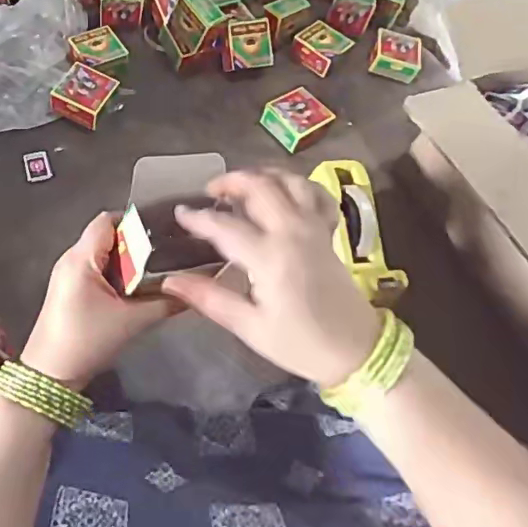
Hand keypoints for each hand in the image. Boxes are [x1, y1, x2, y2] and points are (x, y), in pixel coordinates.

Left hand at [21, 212, 178, 389]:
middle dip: (134, 243)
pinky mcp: (68, 289)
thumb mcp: (131, 322)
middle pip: (106, 235)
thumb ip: (164, 302)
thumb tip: (193, 291)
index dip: (134, 221)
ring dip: (125, 261)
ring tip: (153, 272)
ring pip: (102, 253)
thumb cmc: (87, 341)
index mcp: (81, 258)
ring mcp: (67, 274)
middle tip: (164, 256)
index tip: (161, 234)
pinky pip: (95, 268)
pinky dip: (114, 273)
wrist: (50, 375)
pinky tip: (132, 289)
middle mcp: (71, 259)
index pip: (107, 220)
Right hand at [161, 169, 380, 387]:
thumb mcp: (250, 326)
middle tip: (209, 192)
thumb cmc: (300, 343)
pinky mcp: (328, 232)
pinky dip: (296, 185)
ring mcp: (314, 228)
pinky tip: (282, 193)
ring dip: (262, 175)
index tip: (179, 213)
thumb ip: (210, 298)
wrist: (356, 351)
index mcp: (270, 257)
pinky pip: (315, 194)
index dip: (198, 217)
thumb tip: (171, 281)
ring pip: (288, 181)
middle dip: (230, 181)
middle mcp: (292, 232)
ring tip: (241, 186)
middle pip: (259, 186)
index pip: (224, 226)